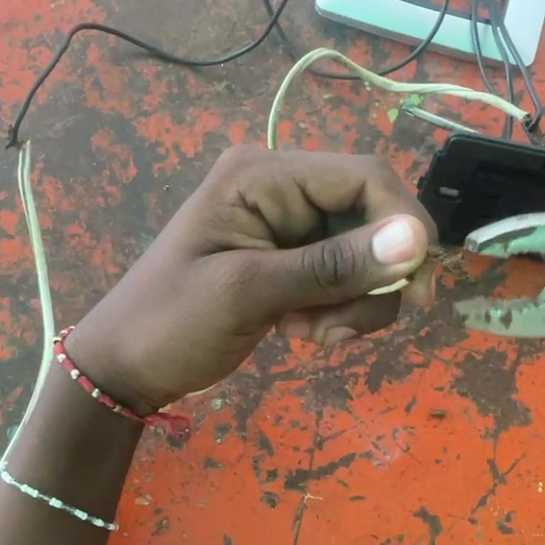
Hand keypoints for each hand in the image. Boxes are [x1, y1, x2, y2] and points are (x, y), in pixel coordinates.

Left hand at [64, 146, 436, 412]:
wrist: (126, 369)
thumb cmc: (170, 323)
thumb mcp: (247, 294)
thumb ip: (330, 267)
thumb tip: (416, 239)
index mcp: (264, 176)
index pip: (364, 177)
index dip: (404, 225)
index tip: (418, 289)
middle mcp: (281, 191)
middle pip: (371, 220)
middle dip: (372, 280)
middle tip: (342, 333)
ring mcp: (285, 230)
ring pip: (363, 257)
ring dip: (354, 304)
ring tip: (311, 337)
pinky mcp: (287, 265)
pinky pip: (340, 281)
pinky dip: (336, 312)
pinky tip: (300, 334)